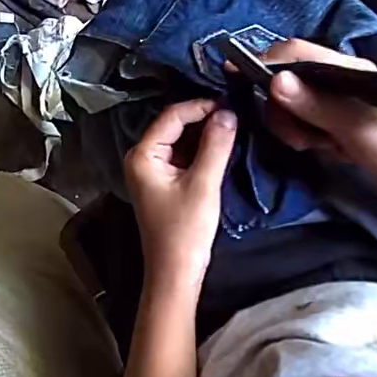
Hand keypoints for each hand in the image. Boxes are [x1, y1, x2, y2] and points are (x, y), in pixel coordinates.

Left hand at [124, 99, 236, 295]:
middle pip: (174, 125)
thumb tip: (229, 113)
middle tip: (235, 112)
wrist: (175, 273)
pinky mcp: (163, 182)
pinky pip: (182, 155)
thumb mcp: (204, 184)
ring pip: (180, 139)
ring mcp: (151, 170)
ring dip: (204, 133)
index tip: (230, 103)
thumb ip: (216, 146)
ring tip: (232, 125)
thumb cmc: (185, 231)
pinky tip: (221, 145)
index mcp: (142, 155)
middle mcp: (141, 158)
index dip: (201, 106)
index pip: (172, 116)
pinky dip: (200, 149)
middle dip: (203, 117)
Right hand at [260, 39, 376, 200]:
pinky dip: (305, 135)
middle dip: (281, 107)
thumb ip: (314, 104)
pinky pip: (304, 122)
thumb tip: (274, 80)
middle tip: (300, 136)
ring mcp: (335, 101)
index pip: (294, 52)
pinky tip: (325, 148)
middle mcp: (336, 79)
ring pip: (291, 104)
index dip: (263, 60)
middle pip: (285, 80)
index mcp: (345, 69)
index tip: (234, 74)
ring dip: (293, 126)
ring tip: (318, 145)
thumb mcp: (355, 127)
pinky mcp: (335, 121)